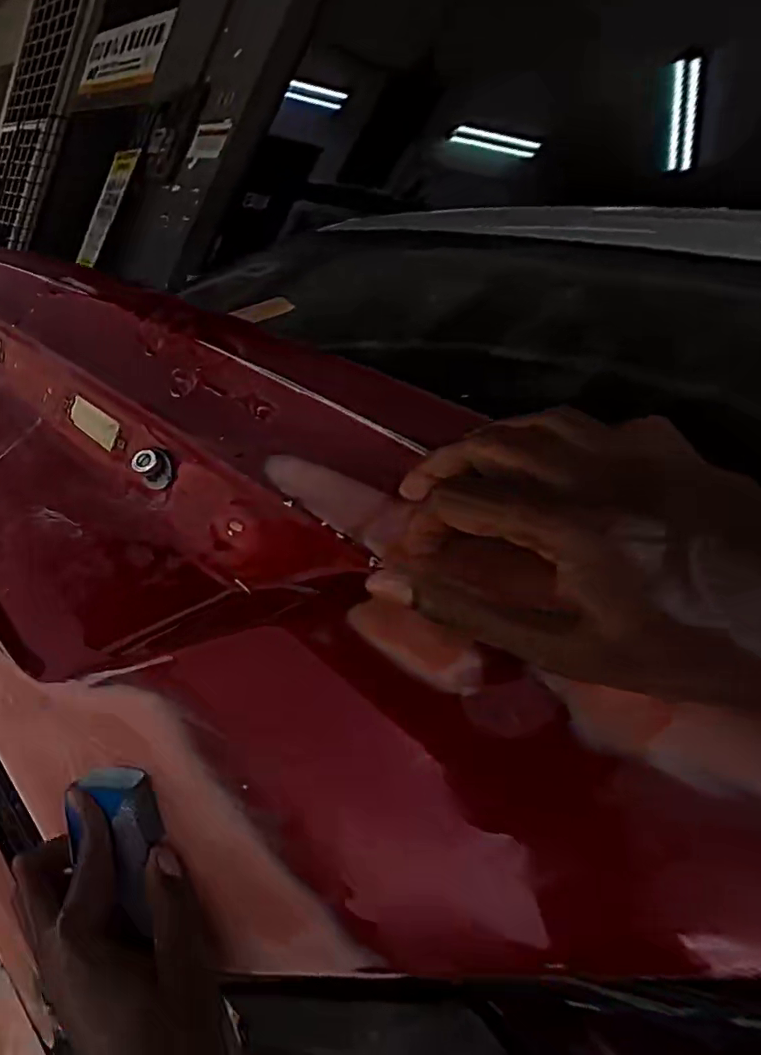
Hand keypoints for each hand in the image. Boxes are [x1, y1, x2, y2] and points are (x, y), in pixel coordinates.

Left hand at [12, 789, 231, 1054]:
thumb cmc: (172, 1044)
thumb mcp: (186, 980)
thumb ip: (172, 912)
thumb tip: (161, 852)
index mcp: (76, 939)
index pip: (84, 868)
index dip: (90, 828)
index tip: (86, 795)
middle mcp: (48, 946)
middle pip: (30, 874)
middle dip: (58, 848)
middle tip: (98, 846)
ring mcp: (46, 966)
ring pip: (30, 898)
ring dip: (57, 875)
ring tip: (101, 878)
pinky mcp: (55, 982)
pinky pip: (41, 922)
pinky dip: (61, 902)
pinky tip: (101, 917)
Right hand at [384, 409, 760, 710]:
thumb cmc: (692, 651)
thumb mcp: (566, 650)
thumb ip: (466, 611)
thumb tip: (382, 584)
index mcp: (572, 527)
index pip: (457, 500)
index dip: (421, 524)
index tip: (418, 556)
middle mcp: (603, 481)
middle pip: (490, 445)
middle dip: (439, 468)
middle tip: (421, 497)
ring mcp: (653, 463)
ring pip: (542, 423)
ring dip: (492, 443)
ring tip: (474, 472)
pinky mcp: (689, 461)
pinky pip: (608, 427)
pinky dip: (564, 439)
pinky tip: (560, 469)